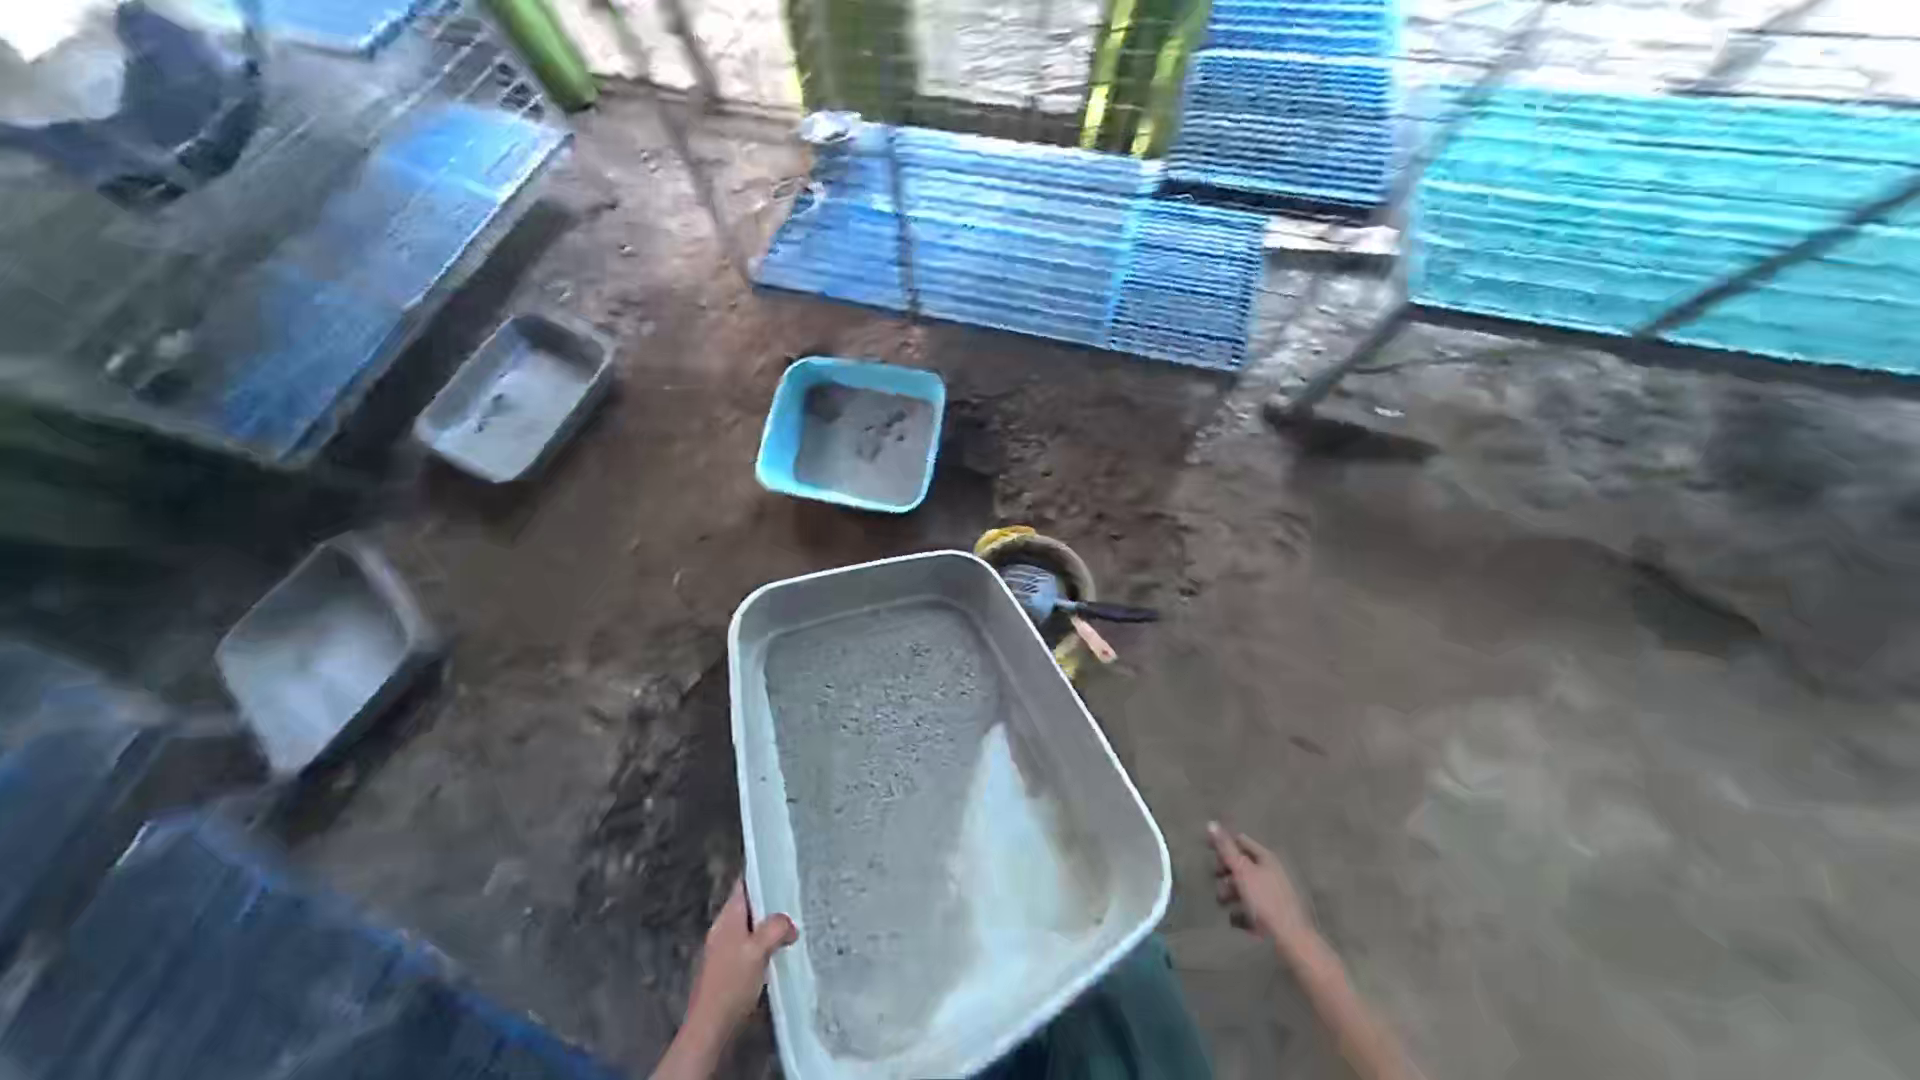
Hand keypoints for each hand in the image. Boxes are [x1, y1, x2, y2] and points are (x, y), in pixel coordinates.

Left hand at [654, 879, 796, 1078]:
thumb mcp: (758, 950)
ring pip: (750, 927)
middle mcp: (723, 929)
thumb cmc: (732, 983)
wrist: (709, 1028)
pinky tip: (778, 952)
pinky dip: (764, 944)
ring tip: (792, 924)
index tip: (781, 866)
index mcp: (728, 918)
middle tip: (795, 897)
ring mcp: (723, 950)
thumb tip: (789, 924)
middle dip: (770, 902)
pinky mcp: (728, 969)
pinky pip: (749, 946)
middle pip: (749, 905)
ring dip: (768, 926)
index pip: (744, 884)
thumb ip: (776, 929)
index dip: (761, 873)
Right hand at [1208, 822, 1312, 948]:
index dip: (1223, 844)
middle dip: (1225, 873)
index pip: (1240, 841)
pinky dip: (1241, 911)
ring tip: (1224, 903)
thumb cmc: (1265, 900)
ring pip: (1243, 887)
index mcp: (1266, 858)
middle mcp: (1270, 872)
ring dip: (1229, 893)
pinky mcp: (1272, 913)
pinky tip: (1238, 919)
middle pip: (1240, 864)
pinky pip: (1250, 906)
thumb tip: (1211, 823)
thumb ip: (1226, 848)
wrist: (1291, 938)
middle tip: (1218, 880)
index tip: (1208, 850)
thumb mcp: (1242, 870)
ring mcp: (1272, 893)